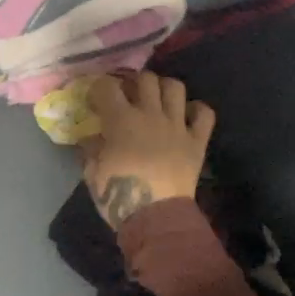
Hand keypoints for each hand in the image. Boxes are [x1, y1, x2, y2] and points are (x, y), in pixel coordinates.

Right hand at [81, 72, 214, 228]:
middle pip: (145, 79)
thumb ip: (90, 149)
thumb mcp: (92, 172)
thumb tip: (89, 137)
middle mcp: (150, 115)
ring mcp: (177, 126)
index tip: (95, 99)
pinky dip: (196, 109)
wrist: (155, 216)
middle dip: (132, 82)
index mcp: (121, 120)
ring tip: (156, 99)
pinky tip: (185, 115)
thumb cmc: (118, 195)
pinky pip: (204, 113)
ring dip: (163, 88)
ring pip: (174, 87)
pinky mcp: (197, 140)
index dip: (98, 88)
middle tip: (127, 95)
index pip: (107, 87)